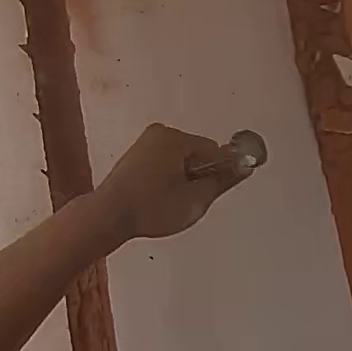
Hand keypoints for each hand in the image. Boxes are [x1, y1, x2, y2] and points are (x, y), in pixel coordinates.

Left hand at [95, 123, 246, 239]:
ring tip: (169, 201)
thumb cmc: (148, 207)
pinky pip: (164, 163)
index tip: (216, 189)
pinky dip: (167, 178)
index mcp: (175, 138)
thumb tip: (243, 166)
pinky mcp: (137, 156)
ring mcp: (146, 144)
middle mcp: (160, 134)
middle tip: (187, 200)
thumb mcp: (195, 198)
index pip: (214, 150)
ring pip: (181, 160)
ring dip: (182, 179)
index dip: (218, 173)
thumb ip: (223, 180)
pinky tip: (158, 197)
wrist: (108, 216)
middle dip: (198, 176)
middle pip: (197, 153)